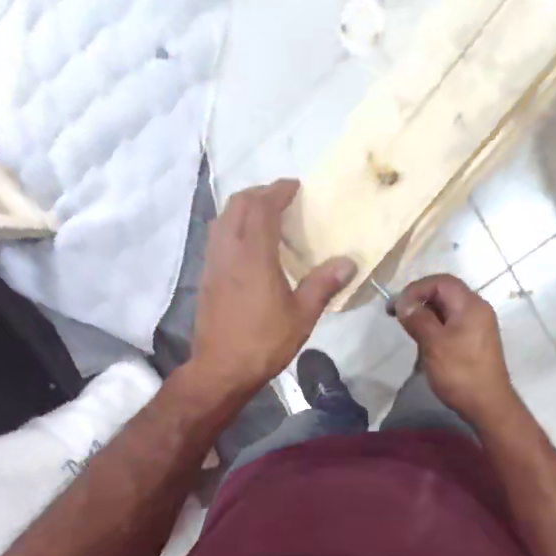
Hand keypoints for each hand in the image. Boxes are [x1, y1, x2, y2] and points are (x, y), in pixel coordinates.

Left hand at [189, 179, 353, 397]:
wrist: (221, 369)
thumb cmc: (264, 342)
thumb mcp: (302, 315)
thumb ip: (323, 284)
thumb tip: (348, 262)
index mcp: (254, 254)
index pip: (262, 207)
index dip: (278, 191)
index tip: (295, 186)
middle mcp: (229, 250)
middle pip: (238, 204)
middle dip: (259, 194)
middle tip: (282, 199)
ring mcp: (214, 262)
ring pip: (223, 218)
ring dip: (243, 208)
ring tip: (266, 218)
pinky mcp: (207, 277)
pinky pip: (218, 237)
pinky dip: (233, 227)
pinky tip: (249, 246)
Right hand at [395, 274, 520, 424]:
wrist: (488, 405)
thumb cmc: (460, 373)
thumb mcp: (433, 344)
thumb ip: (418, 319)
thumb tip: (403, 302)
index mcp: (470, 305)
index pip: (441, 282)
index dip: (416, 289)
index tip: (396, 307)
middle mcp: (477, 310)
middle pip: (445, 293)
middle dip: (420, 300)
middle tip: (398, 316)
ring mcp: (479, 326)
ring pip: (448, 310)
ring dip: (426, 315)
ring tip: (409, 330)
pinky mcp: (476, 342)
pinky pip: (453, 325)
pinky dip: (436, 328)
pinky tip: (425, 343)